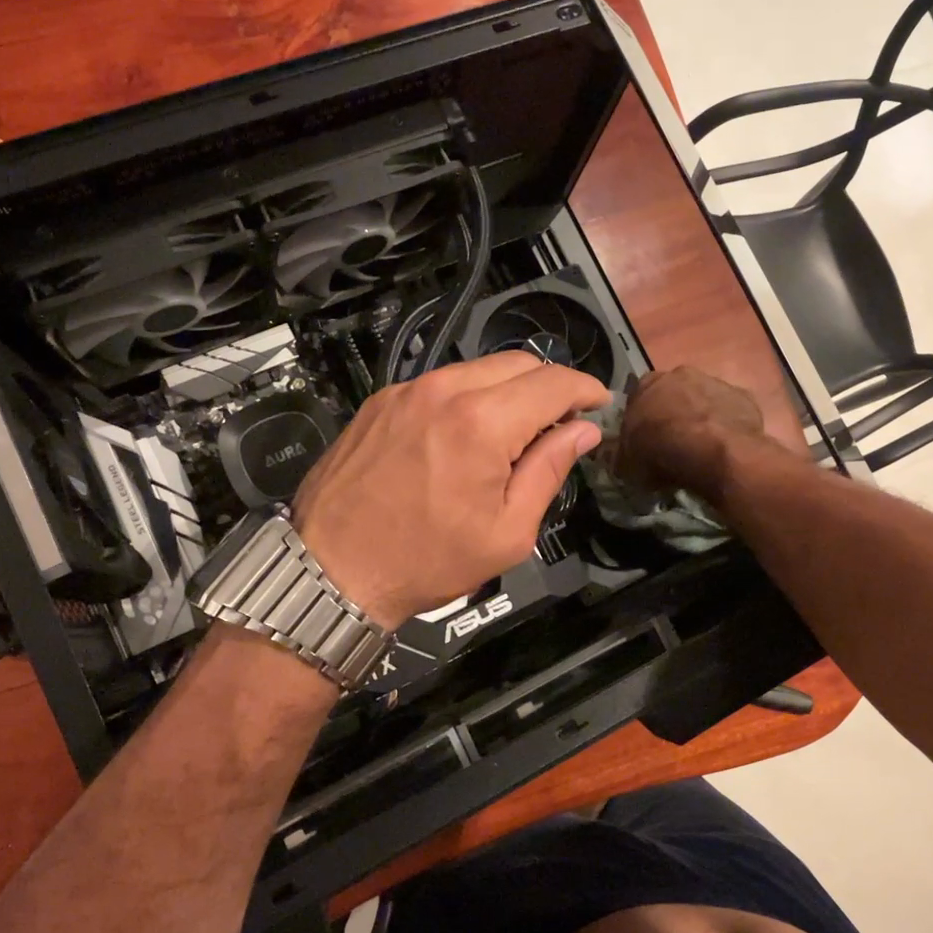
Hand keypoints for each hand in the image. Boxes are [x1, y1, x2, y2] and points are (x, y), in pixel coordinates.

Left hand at [291, 353, 609, 627]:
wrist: (332, 569)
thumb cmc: (426, 561)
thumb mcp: (506, 532)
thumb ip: (549, 471)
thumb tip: (582, 431)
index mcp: (482, 422)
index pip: (553, 382)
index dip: (585, 389)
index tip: (599, 404)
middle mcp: (444, 390)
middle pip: (518, 363)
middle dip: (550, 385)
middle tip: (561, 421)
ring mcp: (406, 391)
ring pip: (478, 369)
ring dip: (508, 390)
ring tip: (515, 431)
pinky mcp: (381, 401)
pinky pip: (439, 385)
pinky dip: (467, 397)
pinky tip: (466, 434)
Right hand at [615, 366, 773, 498]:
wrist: (713, 452)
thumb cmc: (662, 452)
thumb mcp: (627, 463)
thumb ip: (623, 454)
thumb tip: (621, 457)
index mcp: (647, 383)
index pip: (638, 395)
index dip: (642, 418)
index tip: (645, 438)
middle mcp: (681, 374)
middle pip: (673, 393)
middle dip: (673, 412)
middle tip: (673, 442)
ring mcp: (715, 382)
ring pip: (704, 399)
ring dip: (701, 418)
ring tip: (701, 448)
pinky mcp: (743, 397)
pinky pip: (730, 412)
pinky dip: (726, 426)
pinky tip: (724, 447)